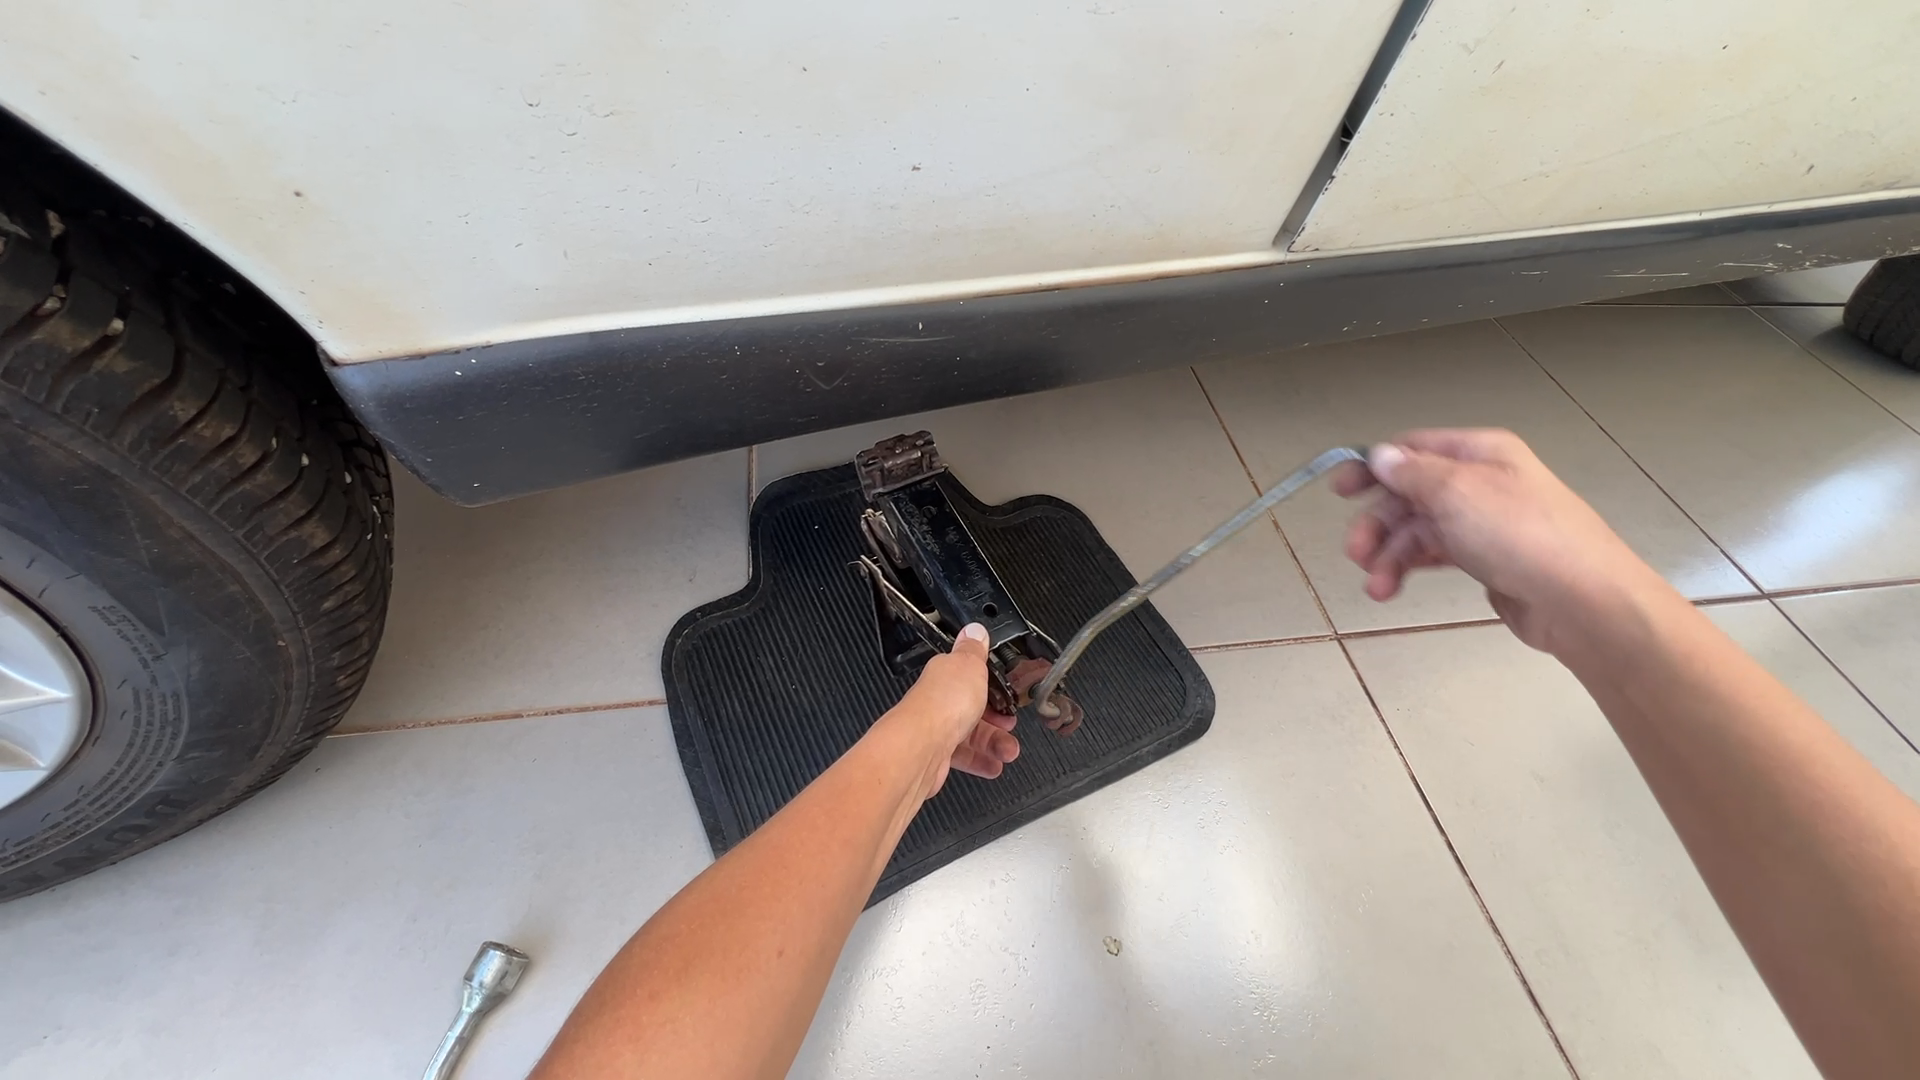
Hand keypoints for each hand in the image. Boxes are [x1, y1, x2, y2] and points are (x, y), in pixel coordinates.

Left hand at [889, 624, 1020, 797]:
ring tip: (1009, 750)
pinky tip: (993, 765)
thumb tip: (975, 630)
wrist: (922, 746)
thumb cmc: (942, 703)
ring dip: (994, 743)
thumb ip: (975, 648)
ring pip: (970, 734)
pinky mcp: (936, 755)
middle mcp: (938, 700)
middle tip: (1010, 723)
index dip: (991, 685)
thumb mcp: (970, 664)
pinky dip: (981, 761)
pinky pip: (963, 757)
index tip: (1006, 694)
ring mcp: (936, 728)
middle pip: (972, 707)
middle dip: (997, 718)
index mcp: (946, 674)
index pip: (969, 676)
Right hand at [1334, 428, 1661, 653]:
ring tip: (1376, 586)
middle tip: (1354, 554)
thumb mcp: (1456, 492)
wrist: (1581, 601)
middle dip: (1375, 524)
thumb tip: (1379, 455)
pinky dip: (1406, 569)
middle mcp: (1478, 482)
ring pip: (1414, 529)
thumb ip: (1410, 472)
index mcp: (1477, 454)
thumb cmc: (1518, 534)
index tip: (1339, 492)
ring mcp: (1480, 521)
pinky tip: (1389, 589)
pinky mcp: (1482, 558)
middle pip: (1406, 494)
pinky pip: (1430, 555)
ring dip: (1386, 555)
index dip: (1371, 467)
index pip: (1411, 449)